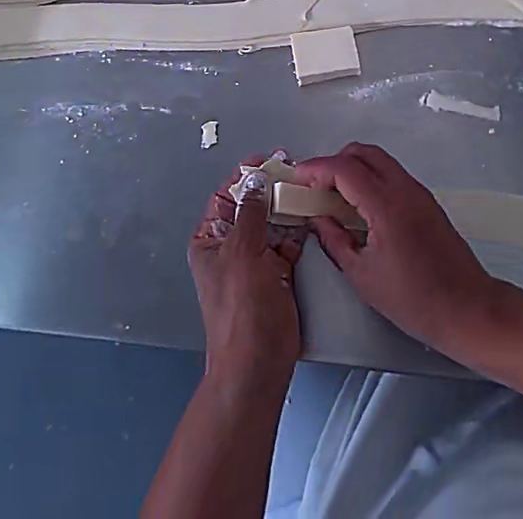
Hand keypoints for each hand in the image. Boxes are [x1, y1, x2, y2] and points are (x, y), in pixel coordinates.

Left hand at [188, 161, 305, 382]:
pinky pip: (288, 242)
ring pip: (272, 222)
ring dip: (287, 206)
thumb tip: (255, 179)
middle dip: (271, 188)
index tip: (269, 159)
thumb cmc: (242, 309)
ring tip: (307, 187)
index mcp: (210, 240)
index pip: (226, 196)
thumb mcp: (242, 253)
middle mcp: (230, 247)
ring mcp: (255, 261)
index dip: (246, 175)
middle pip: (252, 206)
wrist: (258, 364)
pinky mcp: (277, 273)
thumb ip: (250, 212)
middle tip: (295, 171)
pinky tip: (312, 214)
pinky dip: (299, 228)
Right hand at [292, 143, 508, 352]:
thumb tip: (318, 220)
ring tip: (333, 197)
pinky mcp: (427, 202)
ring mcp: (419, 193)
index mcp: (386, 205)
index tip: (297, 178)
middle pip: (363, 153)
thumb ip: (334, 241)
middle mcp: (404, 189)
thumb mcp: (362, 275)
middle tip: (314, 186)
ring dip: (353, 169)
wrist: (468, 309)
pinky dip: (371, 179)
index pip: (344, 168)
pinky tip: (359, 207)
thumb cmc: (414, 299)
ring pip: (380, 161)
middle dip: (334, 162)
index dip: (316, 168)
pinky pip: (392, 176)